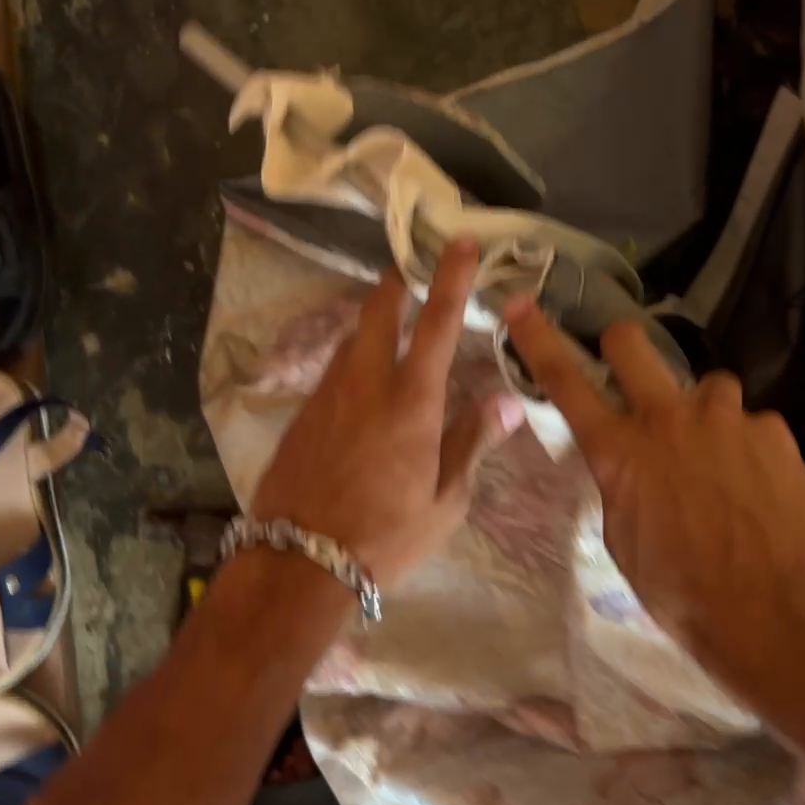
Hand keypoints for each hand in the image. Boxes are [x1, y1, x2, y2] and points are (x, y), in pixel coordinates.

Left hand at [250, 238, 524, 586]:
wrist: (297, 563)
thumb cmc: (386, 536)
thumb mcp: (445, 501)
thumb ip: (473, 442)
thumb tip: (507, 401)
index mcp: (413, 402)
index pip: (440, 324)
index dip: (453, 278)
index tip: (462, 242)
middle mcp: (367, 383)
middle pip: (381, 310)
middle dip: (399, 281)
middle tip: (412, 267)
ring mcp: (328, 395)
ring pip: (353, 337)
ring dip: (374, 321)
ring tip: (391, 322)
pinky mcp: (302, 414)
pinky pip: (333, 370)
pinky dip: (353, 359)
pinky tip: (359, 381)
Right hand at [502, 300, 804, 658]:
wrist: (768, 616)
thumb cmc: (679, 590)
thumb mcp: (623, 539)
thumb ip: (621, 485)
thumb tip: (630, 466)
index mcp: (619, 450)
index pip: (565, 381)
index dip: (538, 338)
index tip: (520, 304)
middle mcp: (667, 418)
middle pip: (632, 344)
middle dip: (623, 346)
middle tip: (634, 372)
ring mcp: (725, 418)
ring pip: (708, 386)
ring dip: (705, 413)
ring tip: (721, 458)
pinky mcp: (774, 432)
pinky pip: (754, 425)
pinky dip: (751, 448)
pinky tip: (760, 488)